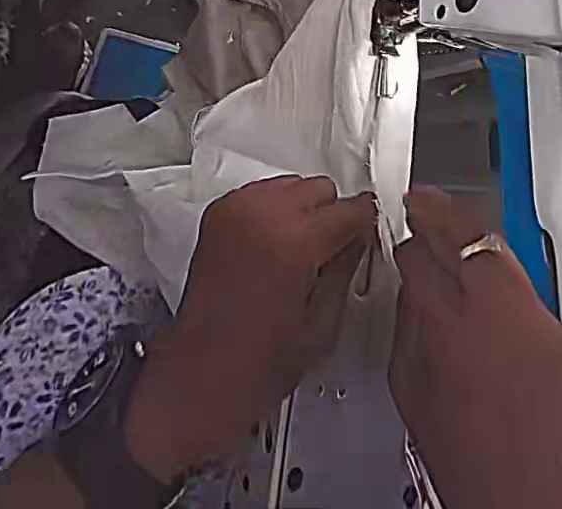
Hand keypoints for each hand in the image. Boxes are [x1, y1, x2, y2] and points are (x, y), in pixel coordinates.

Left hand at [124, 175, 374, 481]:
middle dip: (330, 218)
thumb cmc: (254, 364)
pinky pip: (262, 192)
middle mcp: (264, 215)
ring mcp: (237, 210)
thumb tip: (358, 238)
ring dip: (301, 211)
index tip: (363, 236)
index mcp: (296, 241)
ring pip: (293, 185)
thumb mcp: (324, 324)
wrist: (197, 377)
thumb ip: (348, 267)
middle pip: (322, 189)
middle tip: (325, 254)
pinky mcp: (219, 213)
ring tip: (294, 252)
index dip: (364, 226)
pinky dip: (272, 210)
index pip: (353, 208)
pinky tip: (270, 246)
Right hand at [389, 188, 561, 508]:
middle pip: (460, 235)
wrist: (517, 484)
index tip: (403, 233)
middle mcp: (490, 313)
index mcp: (443, 324)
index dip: (408, 238)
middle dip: (437, 212)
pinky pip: (526, 285)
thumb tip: (411, 284)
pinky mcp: (557, 332)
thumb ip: (408, 321)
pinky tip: (487, 271)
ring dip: (470, 229)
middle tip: (422, 200)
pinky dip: (503, 275)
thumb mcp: (407, 380)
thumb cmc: (458, 447)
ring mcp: (529, 319)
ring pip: (498, 249)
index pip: (420, 256)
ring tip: (452, 214)